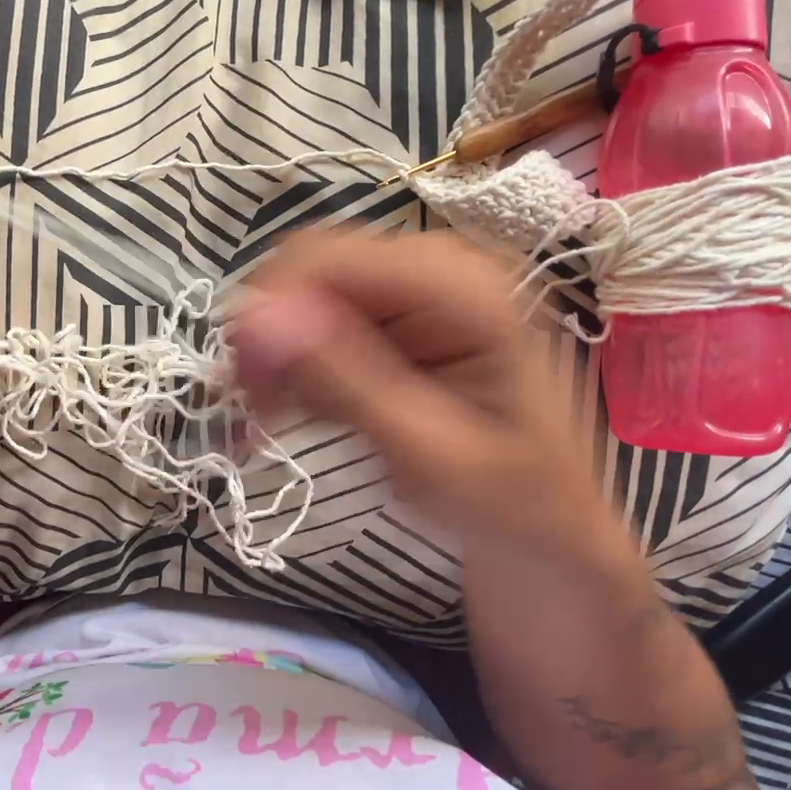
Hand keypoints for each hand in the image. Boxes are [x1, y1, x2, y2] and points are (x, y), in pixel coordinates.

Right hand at [229, 230, 600, 544]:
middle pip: (310, 271)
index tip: (241, 383)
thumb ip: (340, 380)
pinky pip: (319, 324)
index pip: (328, 257)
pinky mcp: (399, 318)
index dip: (268, 309)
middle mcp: (437, 269)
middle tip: (251, 409)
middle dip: (269, 337)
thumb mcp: (422, 451)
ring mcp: (417, 292)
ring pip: (304, 297)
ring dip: (277, 359)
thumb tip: (253, 318)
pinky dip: (296, 368)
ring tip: (272, 423)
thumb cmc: (509, 504)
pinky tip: (298, 413)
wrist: (549, 533)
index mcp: (462, 287)